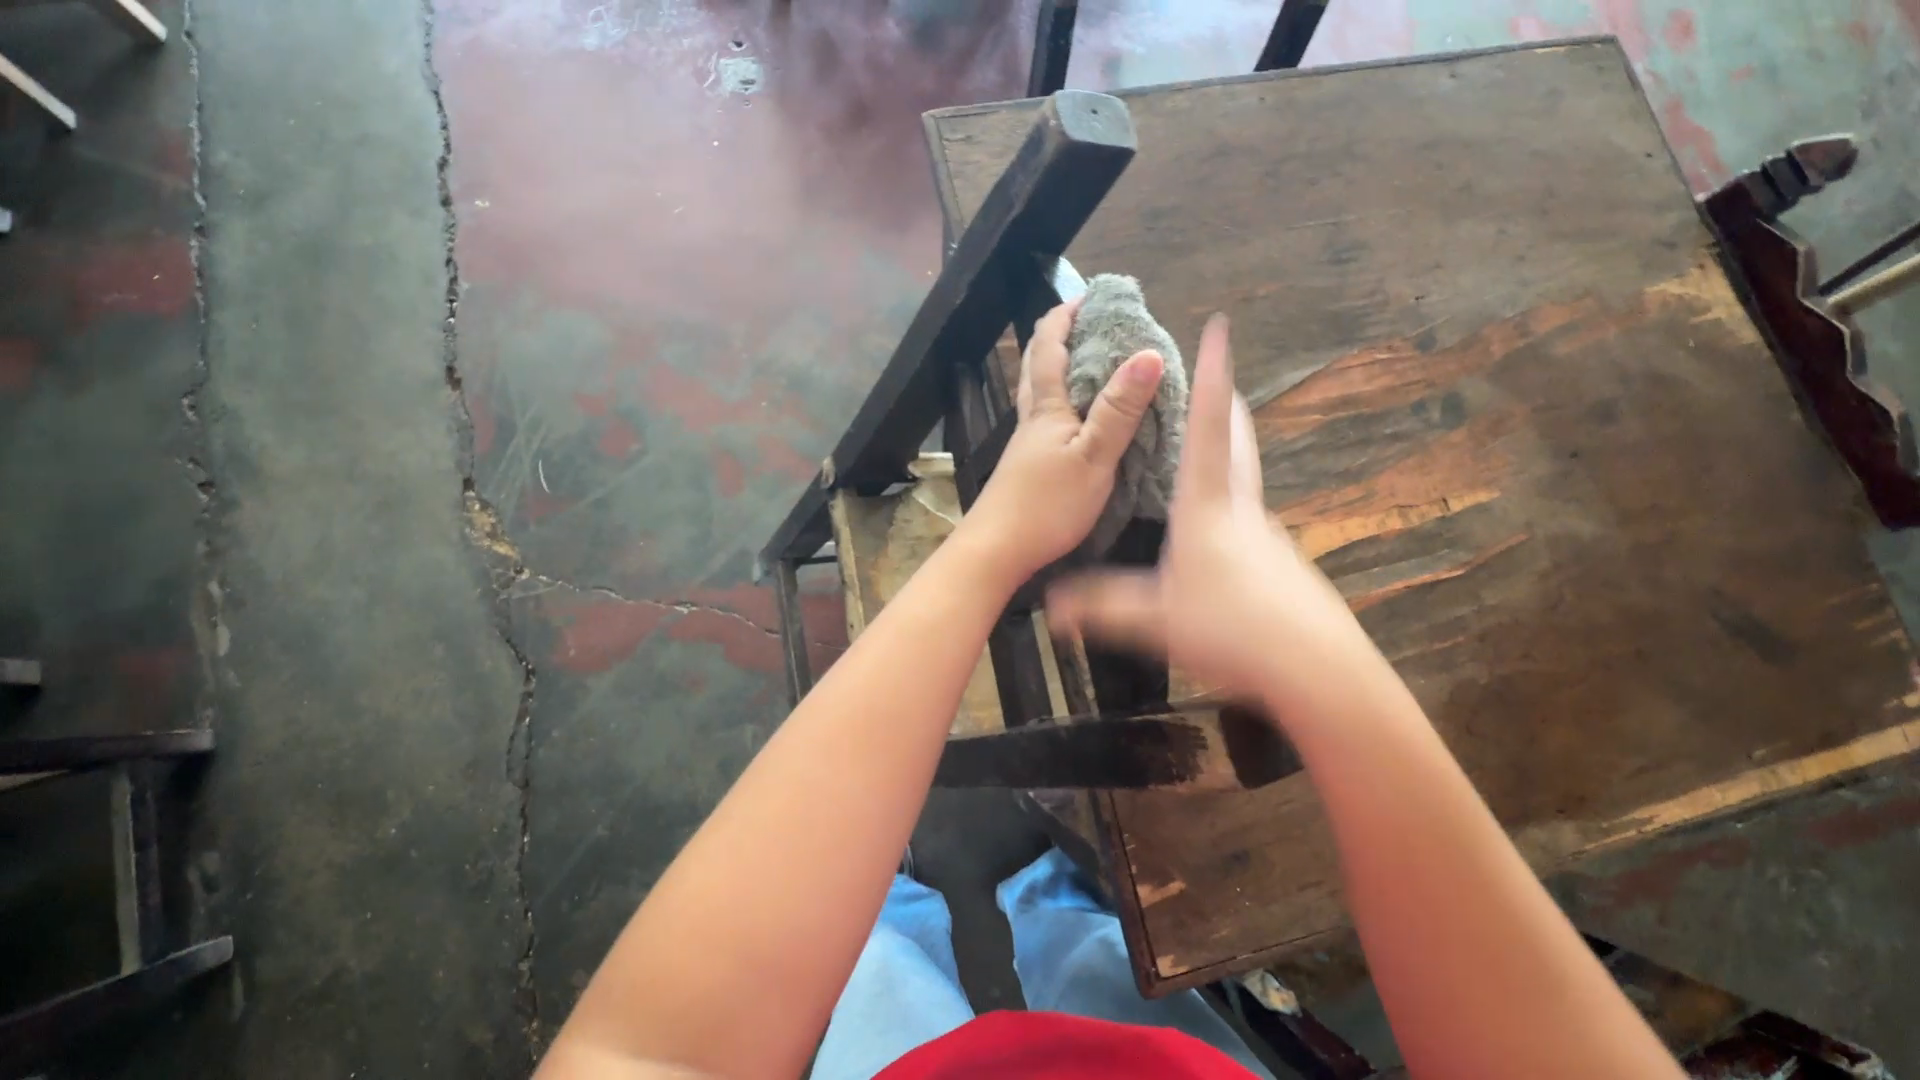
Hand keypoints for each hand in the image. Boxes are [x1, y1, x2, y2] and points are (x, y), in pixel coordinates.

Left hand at [960, 298, 1164, 584]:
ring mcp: (1026, 444)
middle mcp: (1031, 418)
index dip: (1066, 315)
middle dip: (1058, 335)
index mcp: (1047, 407)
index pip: (1050, 346)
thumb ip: (1119, 409)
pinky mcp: (1027, 467)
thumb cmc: (1046, 505)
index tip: (1091, 295)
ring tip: (1088, 360)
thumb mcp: (1094, 457)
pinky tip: (1075, 417)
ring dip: (1056, 366)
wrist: (996, 551)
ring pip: (1037, 391)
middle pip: (1036, 364)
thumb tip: (1148, 353)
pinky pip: (1044, 419)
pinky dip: (1060, 401)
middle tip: (1089, 321)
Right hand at [1046, 315, 1387, 719]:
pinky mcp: (1277, 561)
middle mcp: (1239, 507)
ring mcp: (1264, 533)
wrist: (1316, 667)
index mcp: (1206, 505)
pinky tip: (1212, 526)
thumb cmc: (1233, 628)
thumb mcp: (1154, 619)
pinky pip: (1245, 513)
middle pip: (1236, 440)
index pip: (1206, 427)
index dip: (1211, 375)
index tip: (1219, 327)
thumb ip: (1101, 607)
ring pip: (1243, 476)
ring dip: (1227, 447)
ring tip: (1200, 439)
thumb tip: (1050, 606)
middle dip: (1223, 403)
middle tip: (1212, 376)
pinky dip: (1228, 494)